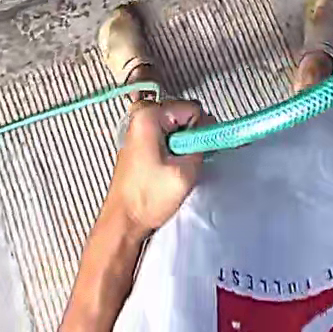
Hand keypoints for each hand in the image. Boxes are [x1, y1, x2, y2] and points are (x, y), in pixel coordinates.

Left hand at [103, 99, 208, 236]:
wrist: (122, 222)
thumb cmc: (148, 198)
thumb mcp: (185, 172)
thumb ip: (202, 145)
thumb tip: (210, 131)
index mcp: (149, 115)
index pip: (192, 109)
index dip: (200, 131)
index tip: (195, 152)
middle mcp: (142, 115)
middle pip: (184, 114)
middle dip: (190, 136)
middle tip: (186, 161)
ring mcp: (139, 127)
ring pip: (177, 125)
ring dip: (182, 144)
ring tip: (176, 167)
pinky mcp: (140, 140)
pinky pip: (167, 133)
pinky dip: (173, 147)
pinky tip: (169, 167)